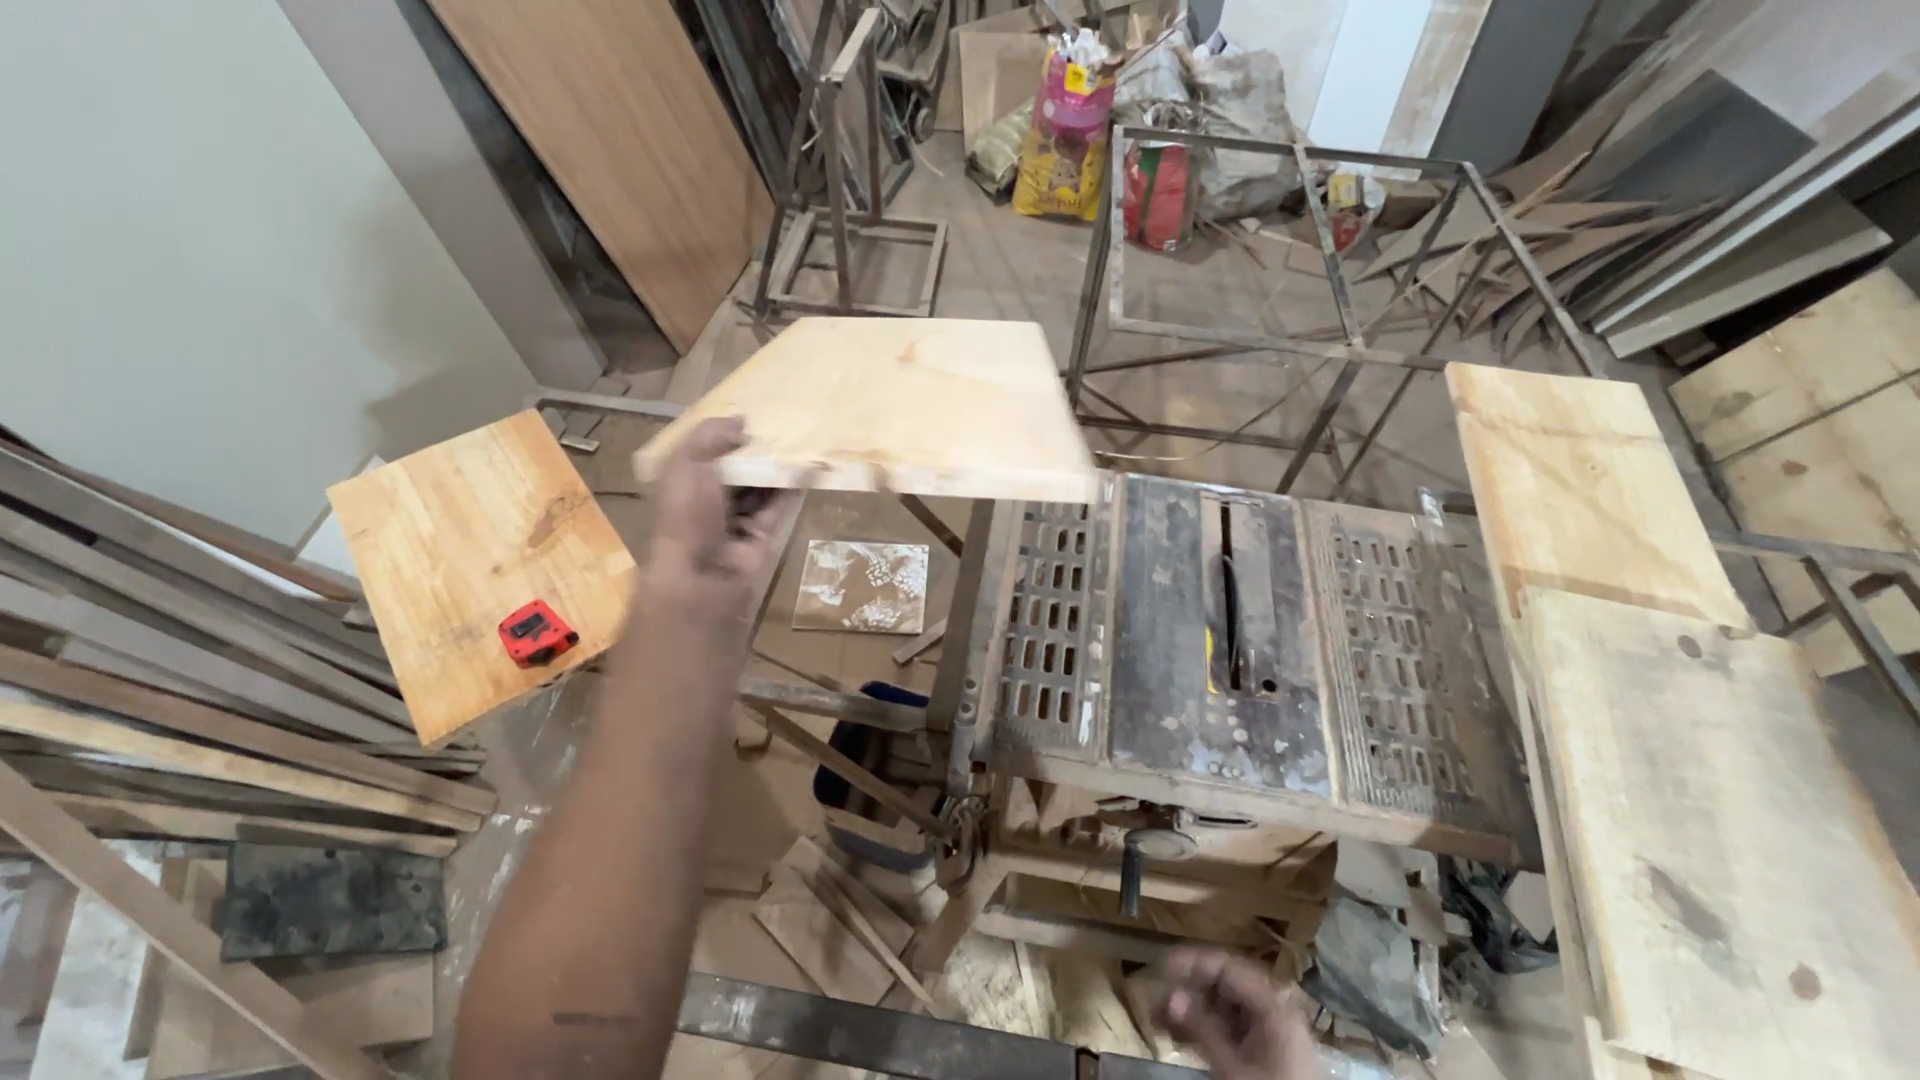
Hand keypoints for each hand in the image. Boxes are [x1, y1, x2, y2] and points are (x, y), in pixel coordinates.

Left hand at [633, 417, 798, 649]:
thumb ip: (710, 436)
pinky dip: (793, 488)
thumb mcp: (686, 464)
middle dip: (758, 449)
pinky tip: (810, 468)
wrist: (702, 576)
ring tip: (804, 441)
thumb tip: (742, 421)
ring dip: (779, 467)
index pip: (707, 451)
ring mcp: (736, 519)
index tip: (755, 415)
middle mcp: (708, 500)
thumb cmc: (687, 514)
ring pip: (761, 487)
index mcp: (683, 482)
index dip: (727, 434)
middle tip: (786, 425)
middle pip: (738, 468)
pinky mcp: (762, 536)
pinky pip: (779, 507)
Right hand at [1155, 950, 1316, 1079]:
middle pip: (1224, 986)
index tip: (1161, 968)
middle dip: (1187, 992)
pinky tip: (1179, 1037)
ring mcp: (1270, 1031)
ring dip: (1191, 1012)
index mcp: (1271, 1004)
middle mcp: (1272, 1009)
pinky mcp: (1265, 1052)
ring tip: (1158, 1022)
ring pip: (1223, 1008)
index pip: (1227, 967)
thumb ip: (1202, 1028)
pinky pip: (1230, 1029)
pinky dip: (1205, 1030)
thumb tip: (1171, 996)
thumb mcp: (1231, 1067)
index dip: (1192, 963)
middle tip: (1156, 1003)